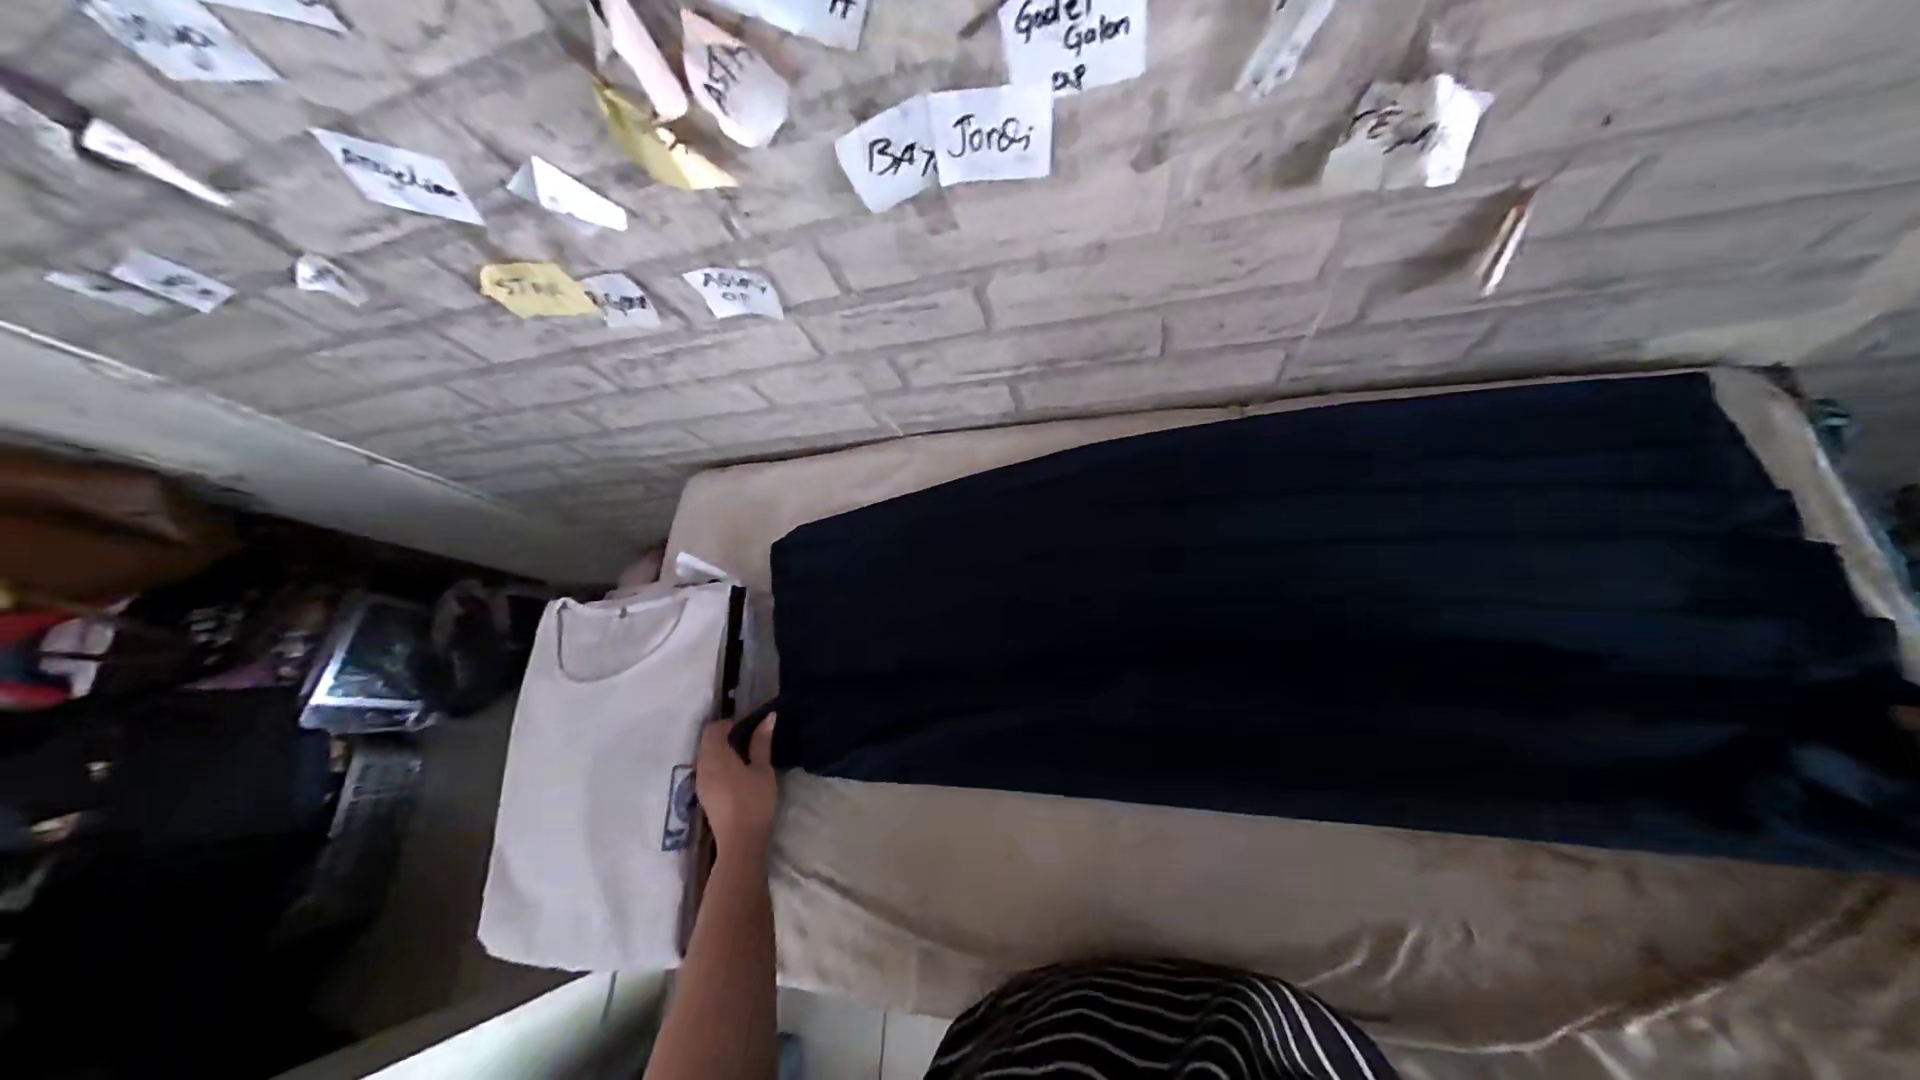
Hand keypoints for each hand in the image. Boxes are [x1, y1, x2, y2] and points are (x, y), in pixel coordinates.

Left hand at [696, 715, 778, 855]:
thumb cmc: (754, 801)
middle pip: (707, 742)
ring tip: (743, 755)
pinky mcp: (702, 794)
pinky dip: (718, 763)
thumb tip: (768, 717)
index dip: (728, 723)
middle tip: (748, 739)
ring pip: (705, 756)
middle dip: (724, 736)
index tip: (746, 726)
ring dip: (720, 750)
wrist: (739, 840)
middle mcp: (702, 766)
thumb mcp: (762, 769)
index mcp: (716, 756)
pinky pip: (706, 769)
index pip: (713, 729)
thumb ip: (762, 742)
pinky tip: (735, 773)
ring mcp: (700, 781)